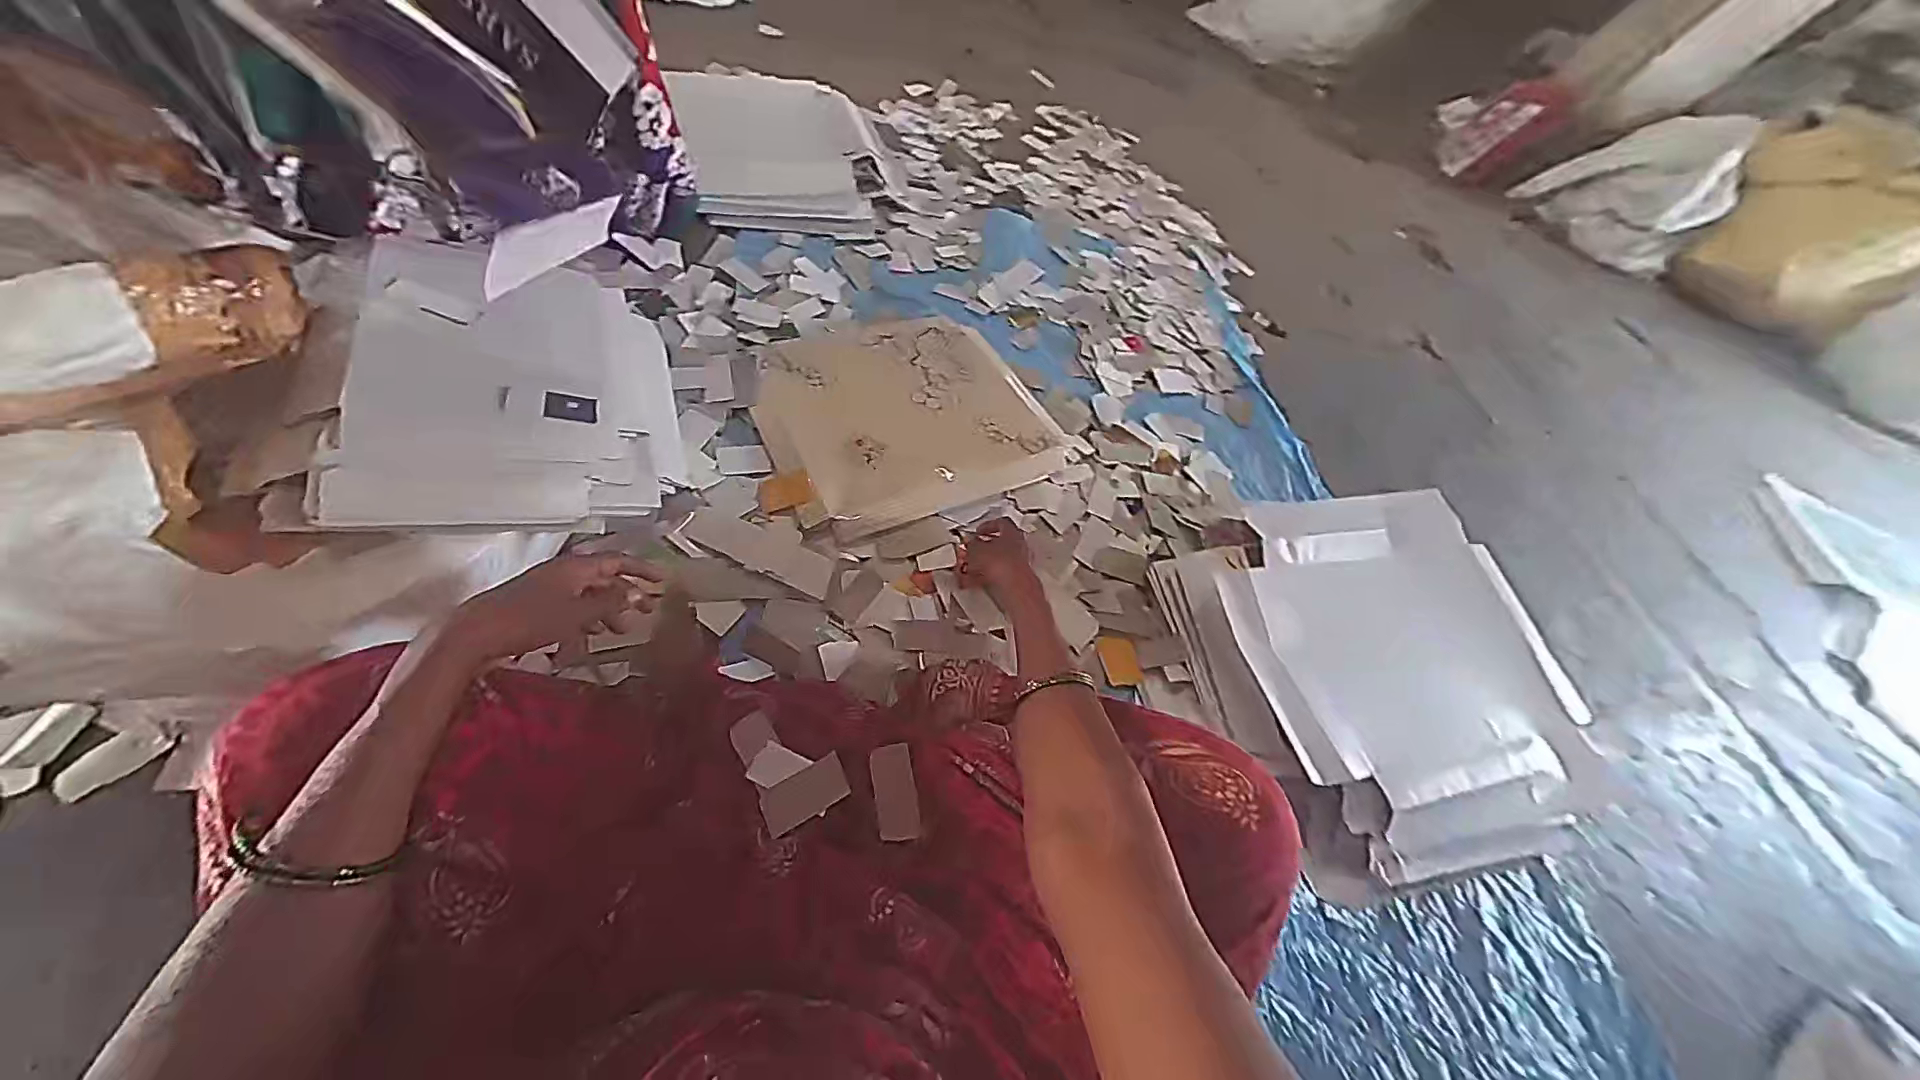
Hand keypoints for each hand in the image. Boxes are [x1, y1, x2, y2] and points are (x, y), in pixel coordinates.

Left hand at [442, 553, 664, 662]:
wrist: (476, 635)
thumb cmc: (529, 620)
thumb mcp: (578, 613)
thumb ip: (611, 603)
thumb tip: (637, 594)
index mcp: (575, 567)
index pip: (617, 561)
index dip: (642, 569)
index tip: (661, 580)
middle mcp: (563, 572)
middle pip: (604, 578)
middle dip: (627, 593)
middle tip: (647, 609)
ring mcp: (548, 588)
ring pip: (589, 594)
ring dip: (608, 609)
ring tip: (621, 629)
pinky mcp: (536, 605)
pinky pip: (573, 605)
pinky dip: (588, 617)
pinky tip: (591, 633)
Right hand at [961, 517, 1045, 611]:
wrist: (1011, 588)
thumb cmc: (1001, 564)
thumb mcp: (976, 548)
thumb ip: (971, 544)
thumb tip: (969, 544)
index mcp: (1013, 534)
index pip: (1001, 523)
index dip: (988, 526)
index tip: (979, 531)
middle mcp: (1019, 548)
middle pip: (999, 544)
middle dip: (982, 549)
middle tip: (970, 551)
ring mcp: (1017, 566)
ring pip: (996, 562)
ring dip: (981, 564)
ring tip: (967, 569)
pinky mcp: (1013, 582)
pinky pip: (995, 577)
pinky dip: (982, 578)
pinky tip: (971, 581)